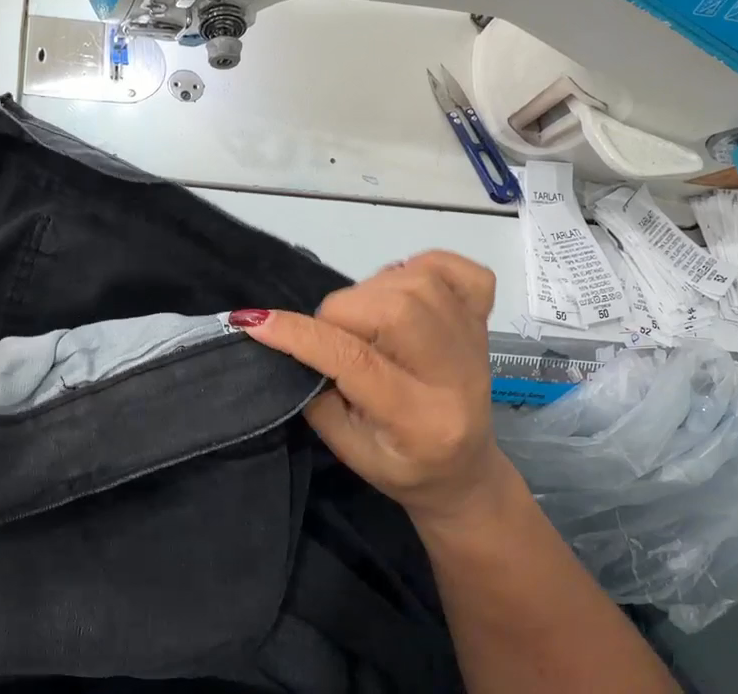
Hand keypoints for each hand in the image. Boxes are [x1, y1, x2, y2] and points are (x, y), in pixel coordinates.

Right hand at [237, 251, 510, 526]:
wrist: (464, 473)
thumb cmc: (398, 464)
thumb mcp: (344, 445)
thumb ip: (313, 389)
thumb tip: (279, 336)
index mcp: (419, 419)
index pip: (355, 361)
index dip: (299, 335)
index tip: (254, 322)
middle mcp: (455, 375)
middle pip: (394, 309)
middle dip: (339, 311)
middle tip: (328, 333)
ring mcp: (475, 342)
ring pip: (416, 282)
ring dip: (371, 288)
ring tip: (361, 316)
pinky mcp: (483, 319)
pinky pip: (457, 269)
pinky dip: (422, 266)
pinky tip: (401, 288)